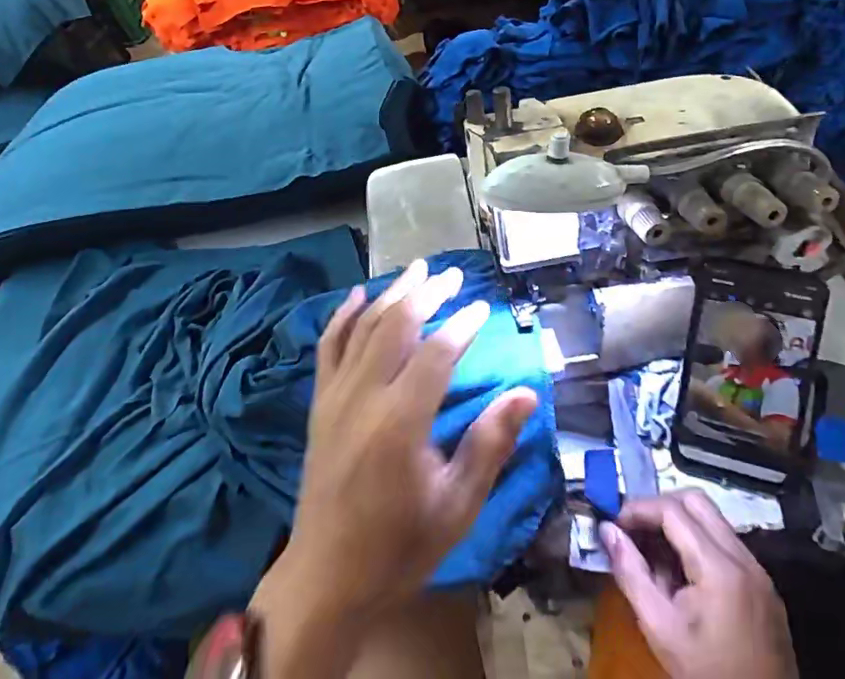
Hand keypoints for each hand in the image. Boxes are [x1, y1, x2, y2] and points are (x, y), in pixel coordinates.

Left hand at [250, 262, 537, 675]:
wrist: (327, 574)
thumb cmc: (400, 546)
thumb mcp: (457, 504)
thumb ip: (490, 443)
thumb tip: (525, 392)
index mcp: (401, 420)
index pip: (437, 352)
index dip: (463, 324)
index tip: (484, 308)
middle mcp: (364, 395)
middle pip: (397, 325)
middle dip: (427, 294)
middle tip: (453, 276)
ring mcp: (335, 396)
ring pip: (363, 327)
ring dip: (391, 294)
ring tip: (416, 271)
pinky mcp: (318, 404)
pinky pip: (328, 347)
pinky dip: (344, 317)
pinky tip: (357, 296)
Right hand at [599, 491, 797, 678]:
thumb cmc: (707, 675)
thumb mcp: (659, 627)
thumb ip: (631, 573)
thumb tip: (607, 531)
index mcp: (719, 568)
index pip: (672, 510)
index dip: (638, 509)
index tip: (614, 524)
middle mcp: (744, 558)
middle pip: (696, 501)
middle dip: (659, 507)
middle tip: (634, 530)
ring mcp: (759, 571)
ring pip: (713, 520)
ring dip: (679, 524)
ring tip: (653, 554)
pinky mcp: (763, 585)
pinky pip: (725, 543)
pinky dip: (698, 542)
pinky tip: (680, 574)